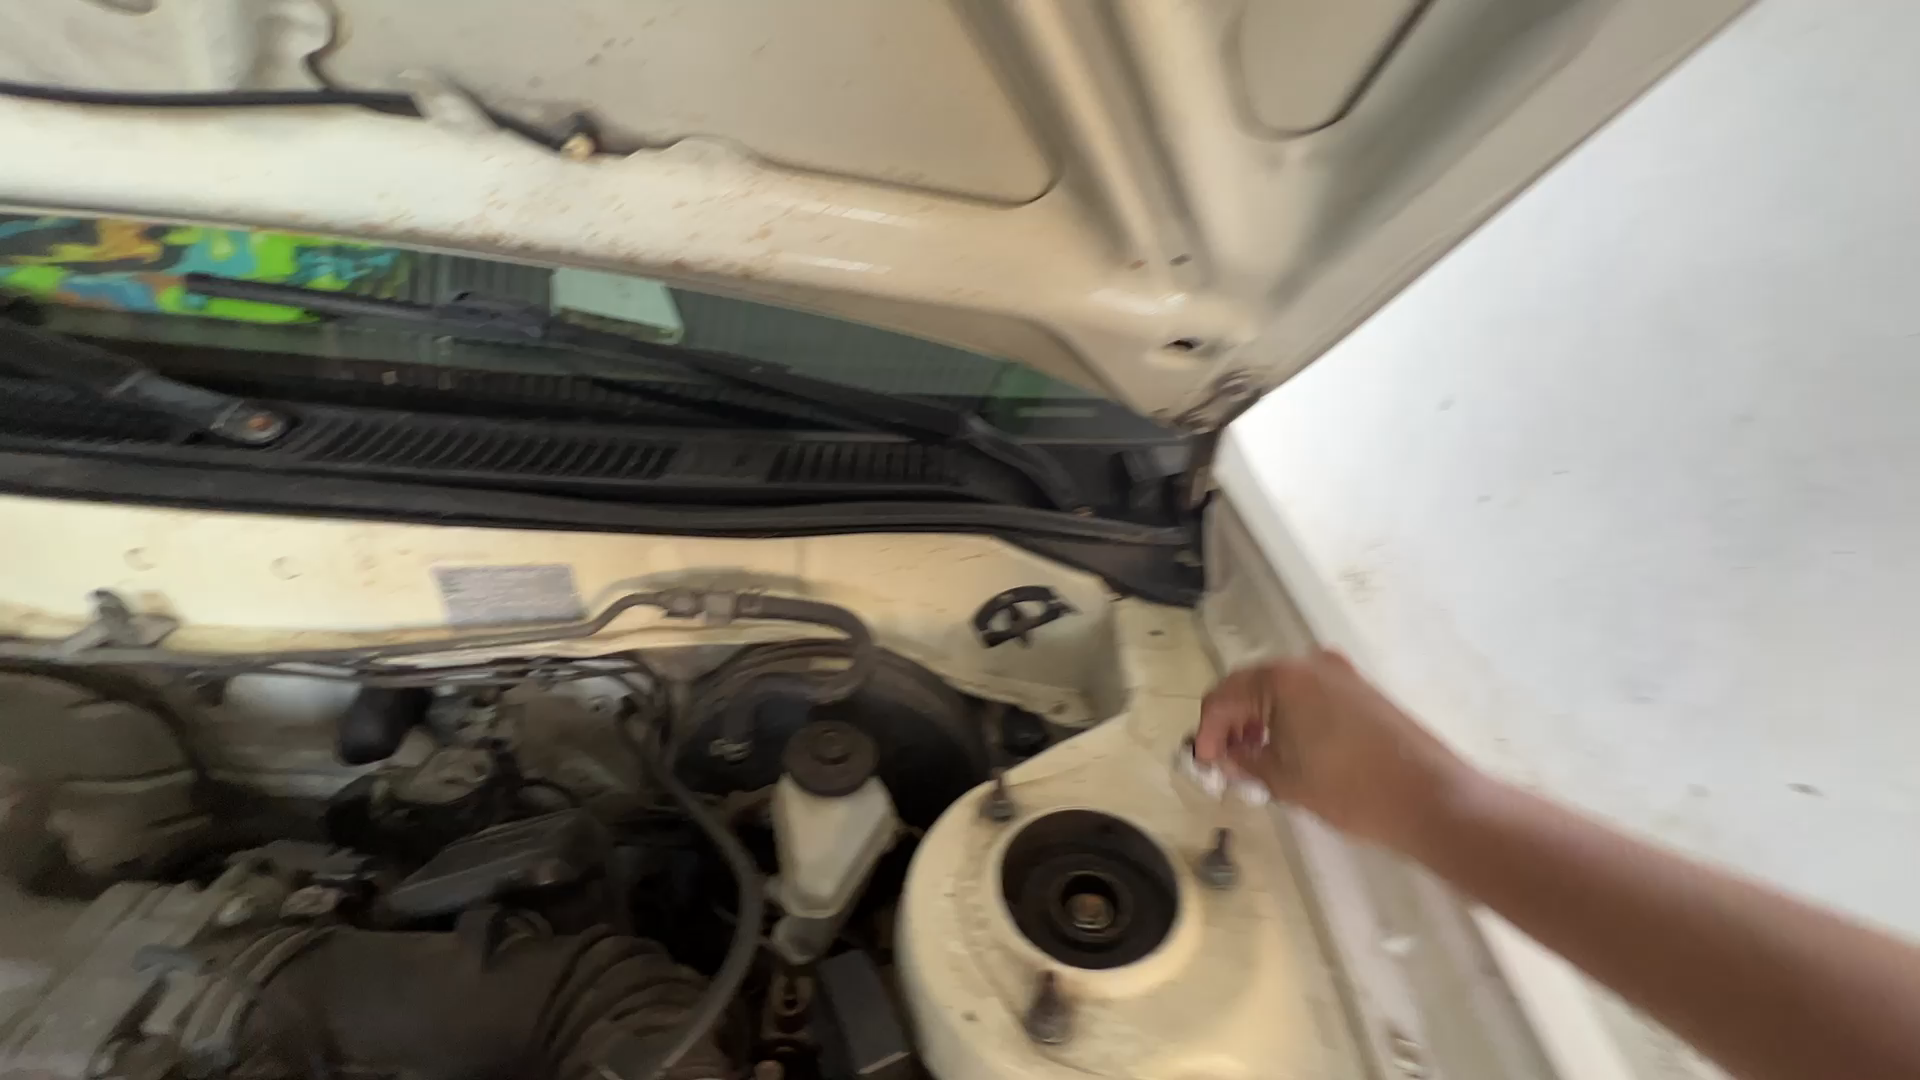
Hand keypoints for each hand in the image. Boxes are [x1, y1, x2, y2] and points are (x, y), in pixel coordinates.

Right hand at [1195, 650, 1474, 851]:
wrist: (1435, 801)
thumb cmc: (1350, 789)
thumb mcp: (1283, 779)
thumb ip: (1242, 761)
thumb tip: (1224, 757)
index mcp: (1280, 677)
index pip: (1223, 698)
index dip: (1207, 732)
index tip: (1205, 763)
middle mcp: (1307, 663)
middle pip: (1249, 687)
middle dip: (1232, 723)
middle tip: (1227, 761)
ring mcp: (1338, 673)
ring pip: (1279, 691)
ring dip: (1260, 720)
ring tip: (1257, 758)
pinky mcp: (1360, 689)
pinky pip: (1307, 696)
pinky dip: (1288, 718)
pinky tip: (1291, 749)